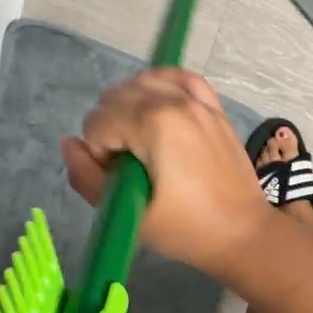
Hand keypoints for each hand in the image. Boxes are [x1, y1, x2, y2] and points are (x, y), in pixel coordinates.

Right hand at [60, 68, 272, 275]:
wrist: (243, 234)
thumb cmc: (187, 231)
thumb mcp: (130, 213)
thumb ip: (88, 178)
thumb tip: (69, 144)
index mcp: (152, 124)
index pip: (96, 123)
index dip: (97, 155)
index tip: (119, 181)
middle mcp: (175, 102)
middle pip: (115, 99)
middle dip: (111, 131)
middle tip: (129, 169)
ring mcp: (198, 103)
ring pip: (143, 83)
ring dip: (131, 107)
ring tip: (141, 143)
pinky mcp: (215, 110)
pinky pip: (181, 78)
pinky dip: (163, 85)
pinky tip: (157, 105)